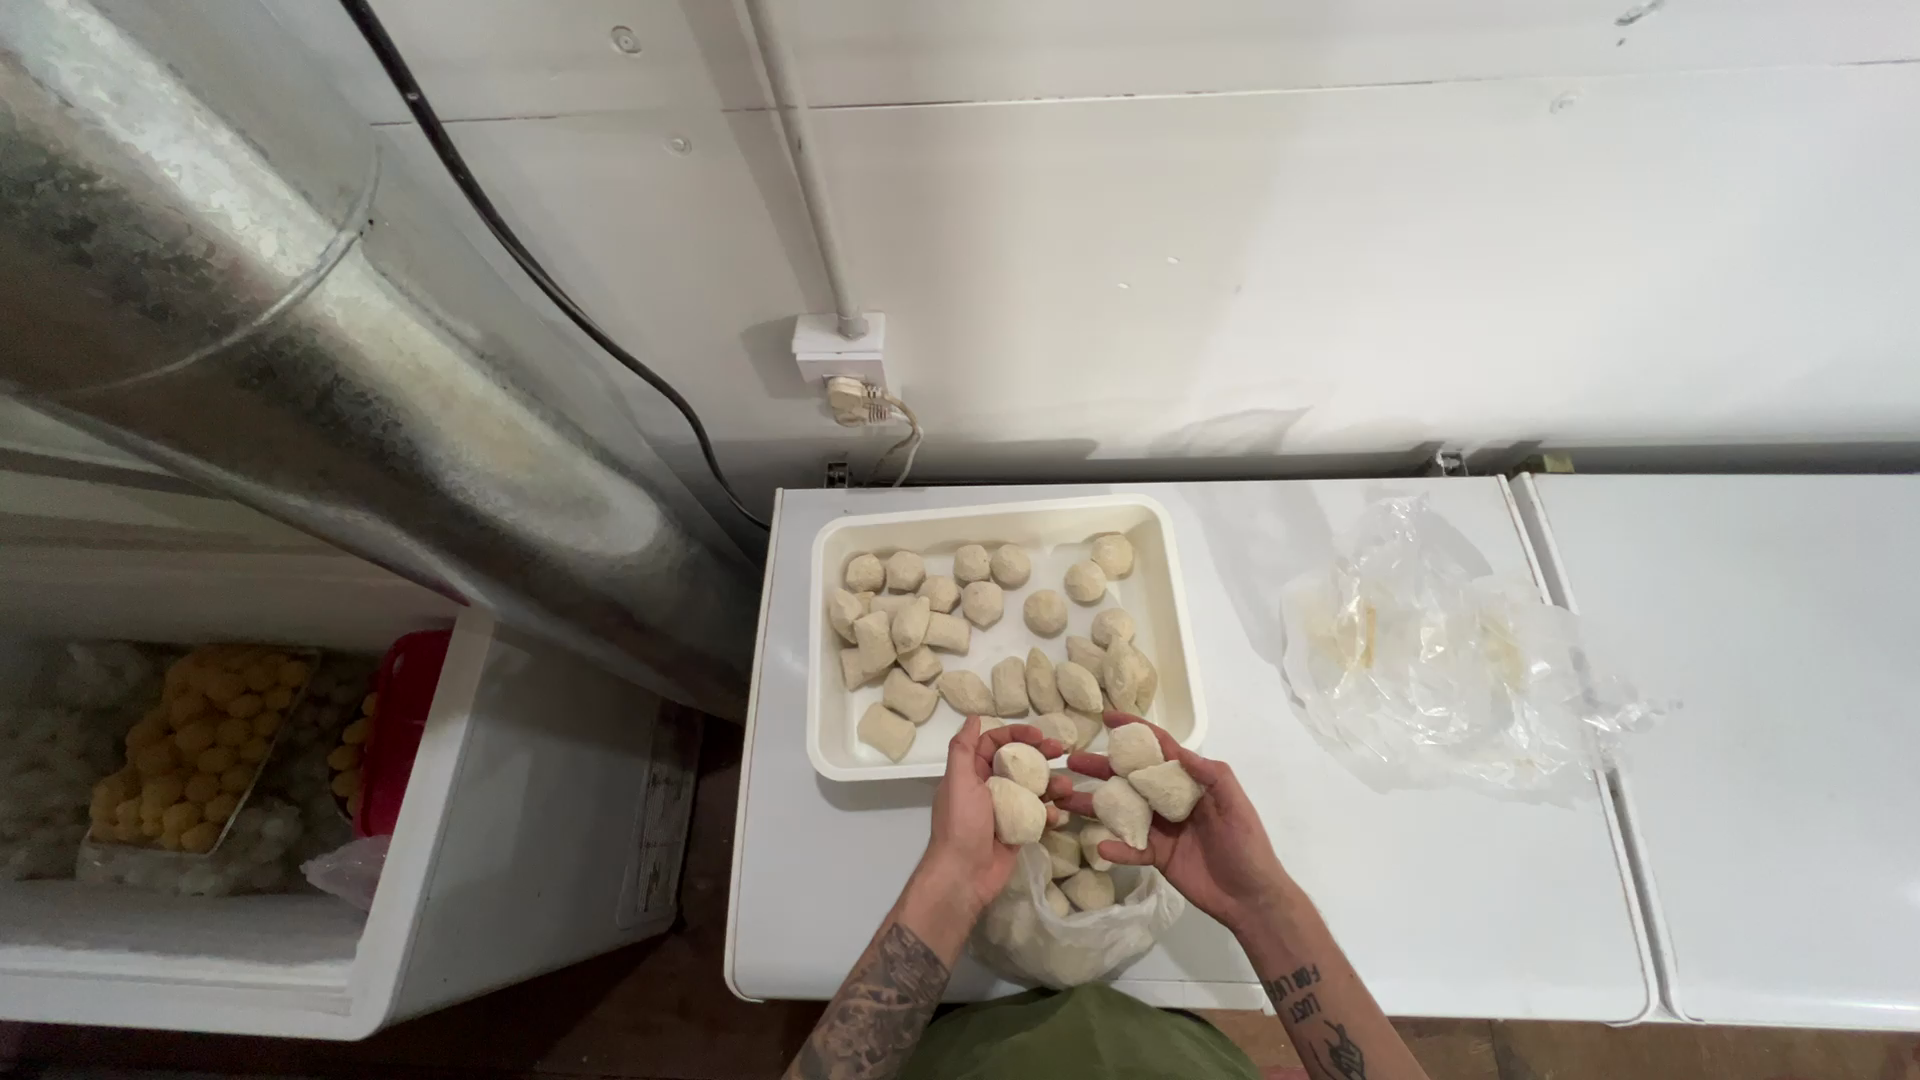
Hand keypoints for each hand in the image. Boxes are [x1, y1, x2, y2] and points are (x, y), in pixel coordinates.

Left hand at [922, 716, 1073, 917]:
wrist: (964, 876)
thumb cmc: (961, 824)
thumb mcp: (958, 781)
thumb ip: (963, 749)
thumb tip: (972, 718)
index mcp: (971, 773)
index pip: (995, 743)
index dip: (1016, 735)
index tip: (1038, 734)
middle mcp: (988, 787)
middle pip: (1017, 763)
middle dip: (1039, 755)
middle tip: (1062, 751)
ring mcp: (1004, 810)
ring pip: (1032, 788)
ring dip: (1050, 784)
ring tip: (1065, 786)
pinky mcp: (1017, 831)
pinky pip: (1037, 815)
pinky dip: (1049, 813)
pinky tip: (1057, 815)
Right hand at [1057, 712, 1292, 936]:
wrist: (1251, 898)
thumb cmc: (1247, 845)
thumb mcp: (1235, 805)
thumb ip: (1210, 774)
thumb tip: (1178, 750)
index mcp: (1187, 781)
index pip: (1158, 747)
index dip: (1134, 730)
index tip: (1107, 717)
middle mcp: (1168, 799)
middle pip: (1129, 776)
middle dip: (1101, 766)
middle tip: (1072, 760)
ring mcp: (1159, 827)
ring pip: (1121, 809)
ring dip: (1095, 803)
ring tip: (1065, 798)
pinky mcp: (1155, 854)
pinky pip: (1130, 848)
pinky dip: (1116, 847)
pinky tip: (1102, 846)